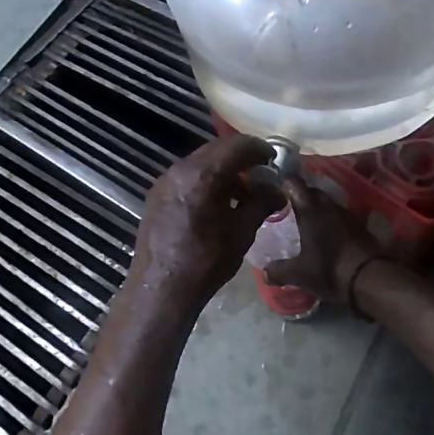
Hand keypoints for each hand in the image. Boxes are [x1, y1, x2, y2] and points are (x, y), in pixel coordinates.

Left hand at [131, 136, 282, 306]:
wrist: (161, 288)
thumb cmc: (206, 261)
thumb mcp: (242, 232)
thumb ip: (261, 203)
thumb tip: (276, 189)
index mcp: (203, 175)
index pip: (237, 145)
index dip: (259, 148)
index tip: (274, 159)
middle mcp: (180, 169)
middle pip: (216, 149)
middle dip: (241, 157)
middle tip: (261, 172)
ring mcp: (165, 181)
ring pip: (200, 162)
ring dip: (223, 169)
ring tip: (241, 193)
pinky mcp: (157, 194)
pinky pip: (187, 176)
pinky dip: (206, 179)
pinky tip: (216, 202)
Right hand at [263, 179, 386, 310]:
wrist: (372, 279)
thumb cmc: (329, 270)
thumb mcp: (299, 274)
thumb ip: (280, 270)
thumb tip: (265, 272)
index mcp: (310, 210)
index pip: (294, 184)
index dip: (285, 183)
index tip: (276, 188)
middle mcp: (328, 206)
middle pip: (313, 192)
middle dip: (302, 196)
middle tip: (290, 206)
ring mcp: (347, 215)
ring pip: (328, 204)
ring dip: (318, 209)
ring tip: (308, 221)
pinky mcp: (361, 226)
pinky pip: (341, 217)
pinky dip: (332, 221)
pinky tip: (327, 234)